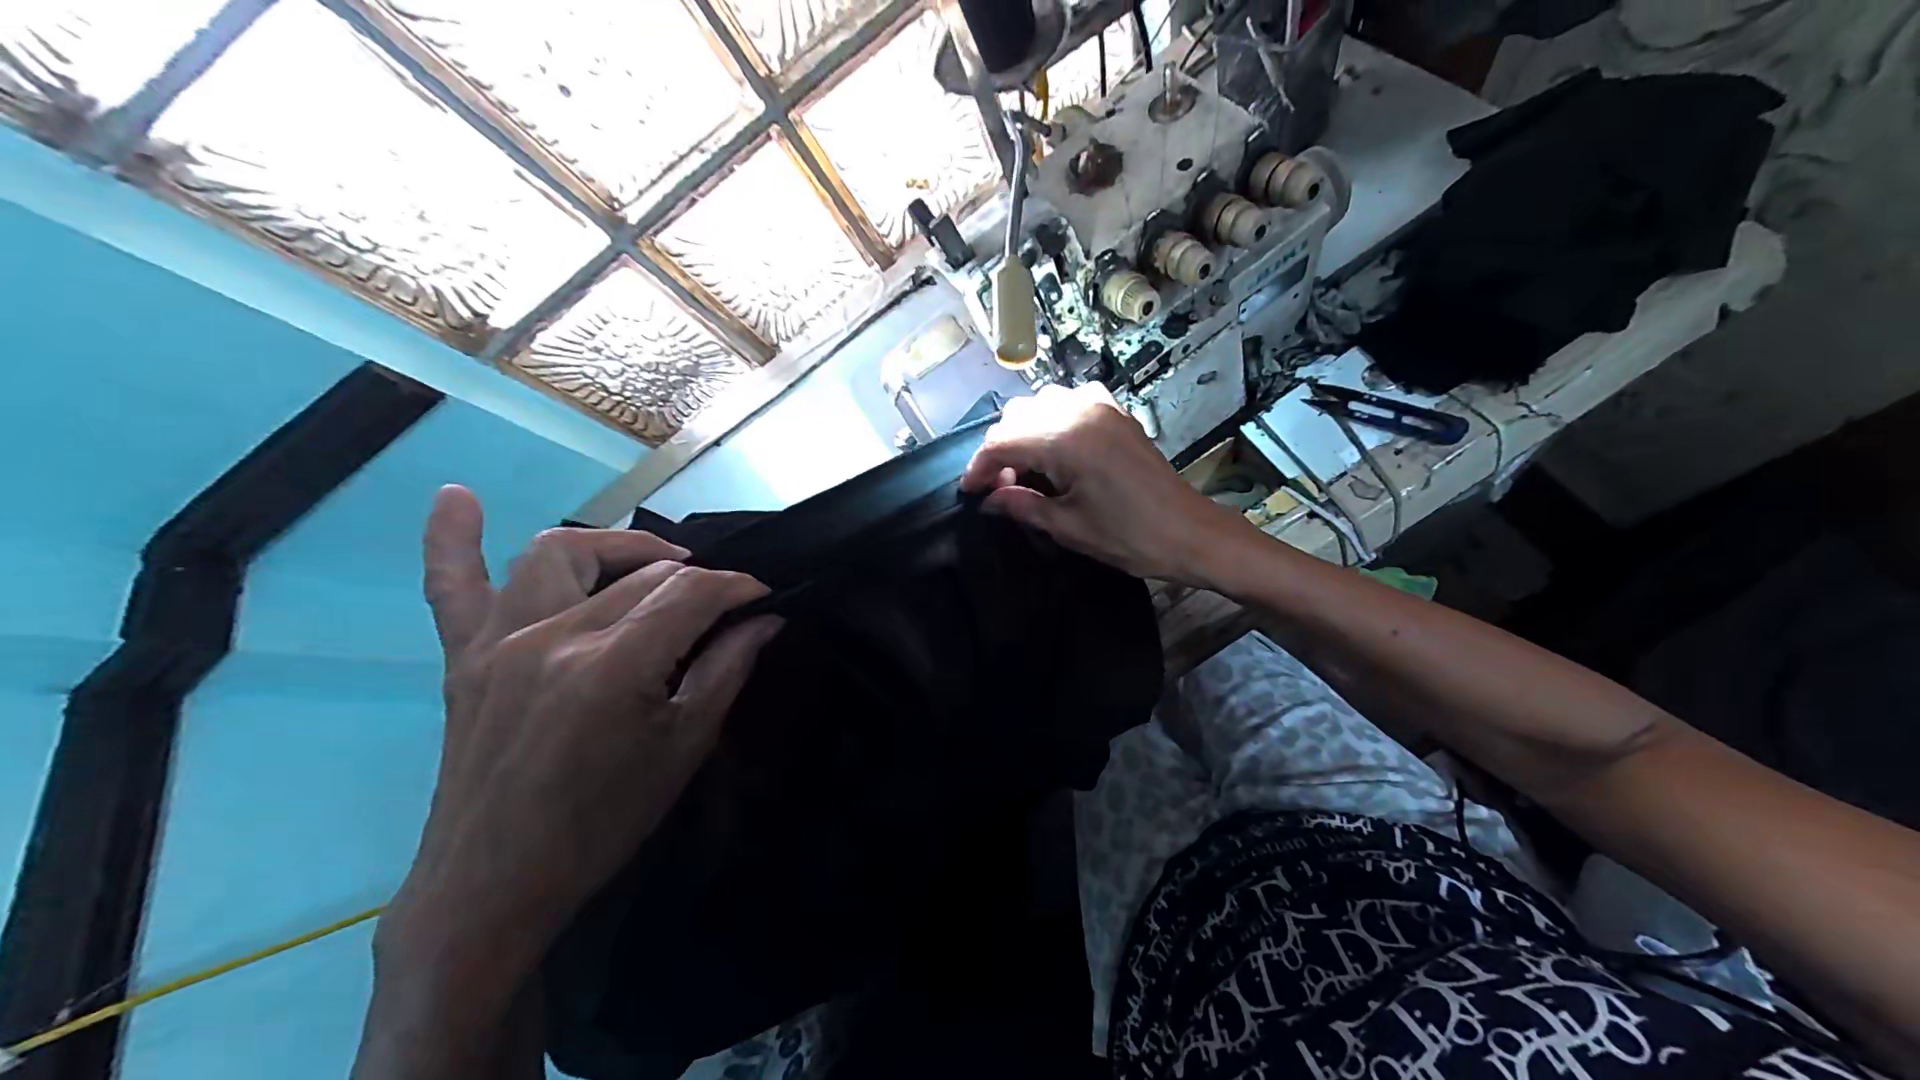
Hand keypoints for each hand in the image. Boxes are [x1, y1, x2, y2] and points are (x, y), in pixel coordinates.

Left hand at [381, 486, 780, 990]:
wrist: (493, 884)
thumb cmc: (602, 824)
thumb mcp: (684, 749)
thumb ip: (727, 670)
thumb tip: (765, 620)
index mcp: (613, 666)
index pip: (690, 593)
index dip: (737, 587)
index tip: (763, 597)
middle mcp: (553, 636)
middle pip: (641, 574)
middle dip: (696, 578)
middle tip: (723, 603)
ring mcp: (499, 640)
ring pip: (560, 553)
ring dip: (616, 547)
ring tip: (652, 563)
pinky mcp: (464, 657)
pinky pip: (451, 585)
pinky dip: (453, 537)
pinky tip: (456, 497)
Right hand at [960, 383, 1259, 587]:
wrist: (1189, 532)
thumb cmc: (1129, 537)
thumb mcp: (1068, 527)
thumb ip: (1022, 506)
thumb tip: (989, 499)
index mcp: (1065, 441)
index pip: (1002, 442)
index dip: (979, 467)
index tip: (970, 492)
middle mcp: (1079, 412)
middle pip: (1017, 417)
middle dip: (1000, 450)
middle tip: (1000, 488)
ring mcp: (1101, 407)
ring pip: (1041, 404)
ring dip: (1025, 432)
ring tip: (1027, 469)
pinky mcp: (1117, 413)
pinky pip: (1072, 401)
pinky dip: (1055, 418)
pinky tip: (1058, 446)